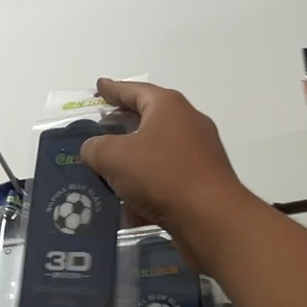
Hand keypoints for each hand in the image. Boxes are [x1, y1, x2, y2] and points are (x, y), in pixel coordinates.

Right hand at [80, 78, 258, 263]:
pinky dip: (147, 189)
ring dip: (132, 163)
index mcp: (168, 107)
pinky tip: (126, 208)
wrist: (213, 221)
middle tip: (101, 128)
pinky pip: (166, 180)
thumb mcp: (113, 157)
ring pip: (156, 153)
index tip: (99, 86)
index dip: (113, 89)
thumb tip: (93, 150)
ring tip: (106, 173)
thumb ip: (95, 148)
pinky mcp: (203, 184)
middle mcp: (187, 124)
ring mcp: (199, 155)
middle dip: (122, 126)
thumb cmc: (161, 175)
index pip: (134, 90)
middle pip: (148, 119)